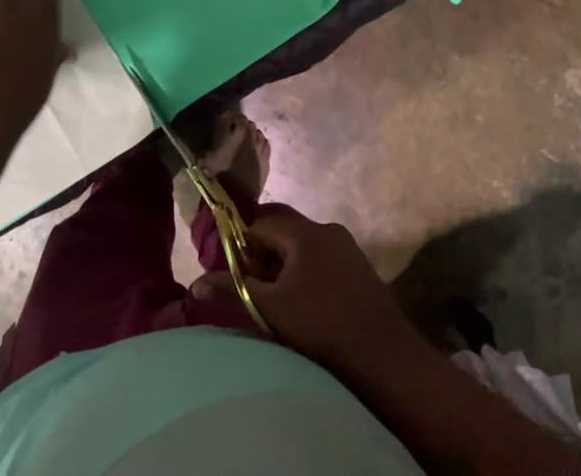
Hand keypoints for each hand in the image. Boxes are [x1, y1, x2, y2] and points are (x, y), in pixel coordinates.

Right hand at [223, 210, 429, 378]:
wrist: (384, 356)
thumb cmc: (320, 325)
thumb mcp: (269, 308)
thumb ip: (231, 290)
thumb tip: (195, 286)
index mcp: (303, 233)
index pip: (259, 224)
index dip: (243, 246)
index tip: (238, 272)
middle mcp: (326, 229)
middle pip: (283, 228)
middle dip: (264, 250)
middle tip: (254, 279)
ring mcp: (347, 247)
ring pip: (303, 243)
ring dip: (285, 261)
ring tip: (277, 293)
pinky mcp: (359, 266)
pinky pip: (322, 255)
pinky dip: (305, 268)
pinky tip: (304, 298)